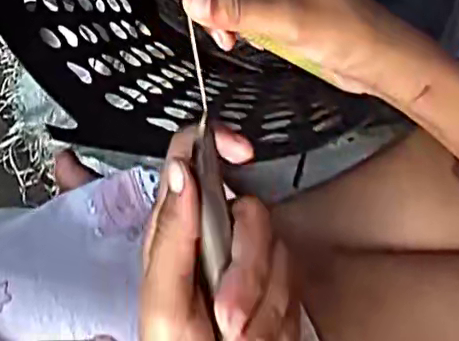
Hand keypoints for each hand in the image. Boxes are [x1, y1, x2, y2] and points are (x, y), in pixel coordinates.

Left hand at [140, 125, 300, 340]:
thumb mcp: (164, 301)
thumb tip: (180, 168)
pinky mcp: (274, 289)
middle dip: (247, 268)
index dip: (214, 139)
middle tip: (229, 317)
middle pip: (249, 210)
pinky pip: (294, 286)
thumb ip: (171, 232)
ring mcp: (245, 260)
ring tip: (238, 339)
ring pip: (277, 251)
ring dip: (261, 305)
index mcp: (176, 224)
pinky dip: (278, 320)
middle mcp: (211, 232)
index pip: (191, 155)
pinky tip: (259, 338)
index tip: (241, 150)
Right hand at [170, 0, 444, 103]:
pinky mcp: (270, 6)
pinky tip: (234, 40)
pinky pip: (234, 8)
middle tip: (206, 26)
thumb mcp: (285, 20)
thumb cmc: (343, 31)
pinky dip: (228, 23)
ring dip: (216, 13)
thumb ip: (234, 9)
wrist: (382, 63)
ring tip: (225, 39)